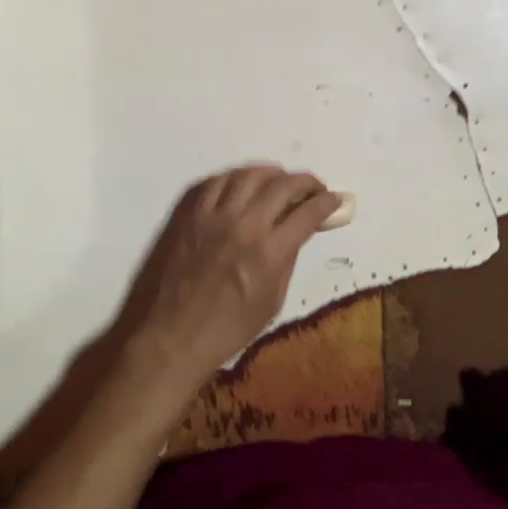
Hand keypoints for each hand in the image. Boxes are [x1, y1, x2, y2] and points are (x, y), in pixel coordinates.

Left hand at [116, 165, 339, 386]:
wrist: (173, 335)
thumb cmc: (228, 328)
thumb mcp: (272, 301)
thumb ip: (287, 260)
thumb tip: (299, 231)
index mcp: (269, 252)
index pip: (307, 212)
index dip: (326, 202)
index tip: (334, 199)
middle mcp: (245, 224)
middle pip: (282, 185)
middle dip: (305, 182)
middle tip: (313, 187)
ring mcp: (215, 215)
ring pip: (249, 174)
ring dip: (272, 173)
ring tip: (280, 179)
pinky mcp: (191, 214)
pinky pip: (217, 181)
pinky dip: (236, 177)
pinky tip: (244, 183)